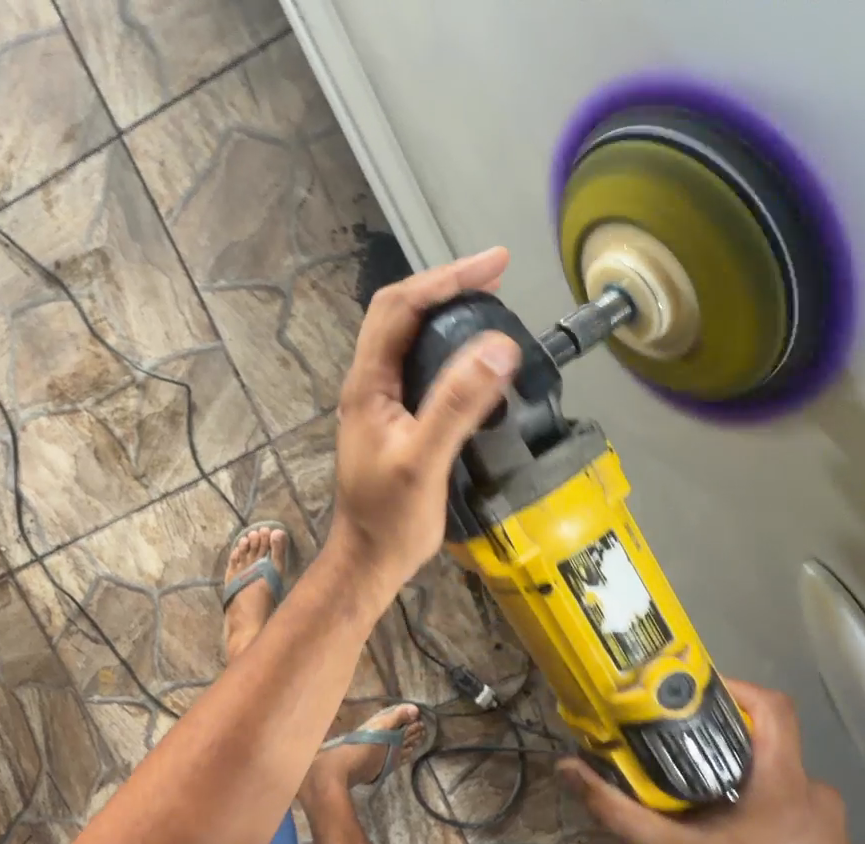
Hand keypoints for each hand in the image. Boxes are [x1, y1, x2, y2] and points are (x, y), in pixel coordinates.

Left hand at [330, 247, 519, 588]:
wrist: (371, 557)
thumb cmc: (390, 518)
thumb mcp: (423, 461)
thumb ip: (456, 405)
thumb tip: (498, 347)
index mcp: (366, 386)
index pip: (398, 309)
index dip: (444, 279)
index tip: (493, 265)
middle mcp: (368, 385)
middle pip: (398, 314)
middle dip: (444, 286)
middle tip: (494, 275)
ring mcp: (379, 402)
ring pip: (406, 337)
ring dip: (443, 311)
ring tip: (487, 300)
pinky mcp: (394, 419)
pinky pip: (417, 365)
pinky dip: (445, 344)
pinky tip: (472, 352)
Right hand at [559, 679, 864, 843]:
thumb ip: (617, 810)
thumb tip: (567, 770)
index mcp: (784, 783)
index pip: (772, 706)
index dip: (731, 687)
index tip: (687, 694)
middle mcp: (816, 794)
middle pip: (766, 743)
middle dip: (717, 742)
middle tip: (672, 753)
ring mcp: (832, 825)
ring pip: (777, 780)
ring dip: (736, 780)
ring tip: (693, 801)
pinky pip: (793, 810)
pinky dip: (758, 809)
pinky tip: (729, 842)